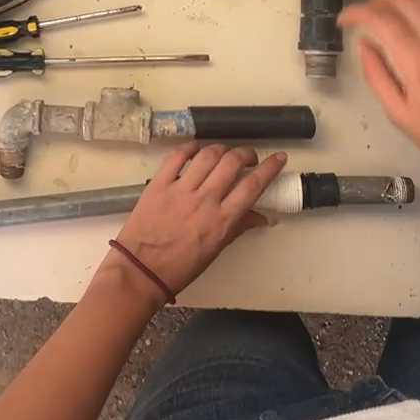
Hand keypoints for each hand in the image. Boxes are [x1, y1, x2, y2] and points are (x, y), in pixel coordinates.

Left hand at [104, 143, 286, 303]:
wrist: (140, 271)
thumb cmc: (181, 267)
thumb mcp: (216, 250)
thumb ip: (239, 227)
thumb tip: (264, 217)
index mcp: (222, 221)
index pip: (253, 186)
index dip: (270, 168)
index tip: (279, 157)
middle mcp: (205, 200)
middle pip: (232, 163)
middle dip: (246, 154)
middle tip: (248, 158)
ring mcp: (180, 189)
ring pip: (208, 155)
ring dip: (221, 149)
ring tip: (224, 153)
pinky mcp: (159, 183)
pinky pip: (177, 156)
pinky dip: (190, 147)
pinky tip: (196, 148)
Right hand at [338, 0, 419, 185]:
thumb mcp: (399, 115)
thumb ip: (377, 75)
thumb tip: (364, 44)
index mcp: (419, 64)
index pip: (381, 20)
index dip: (356, 13)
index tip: (343, 21)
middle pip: (403, 0)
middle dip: (375, 3)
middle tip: (363, 17)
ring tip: (388, 12)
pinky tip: (416, 16)